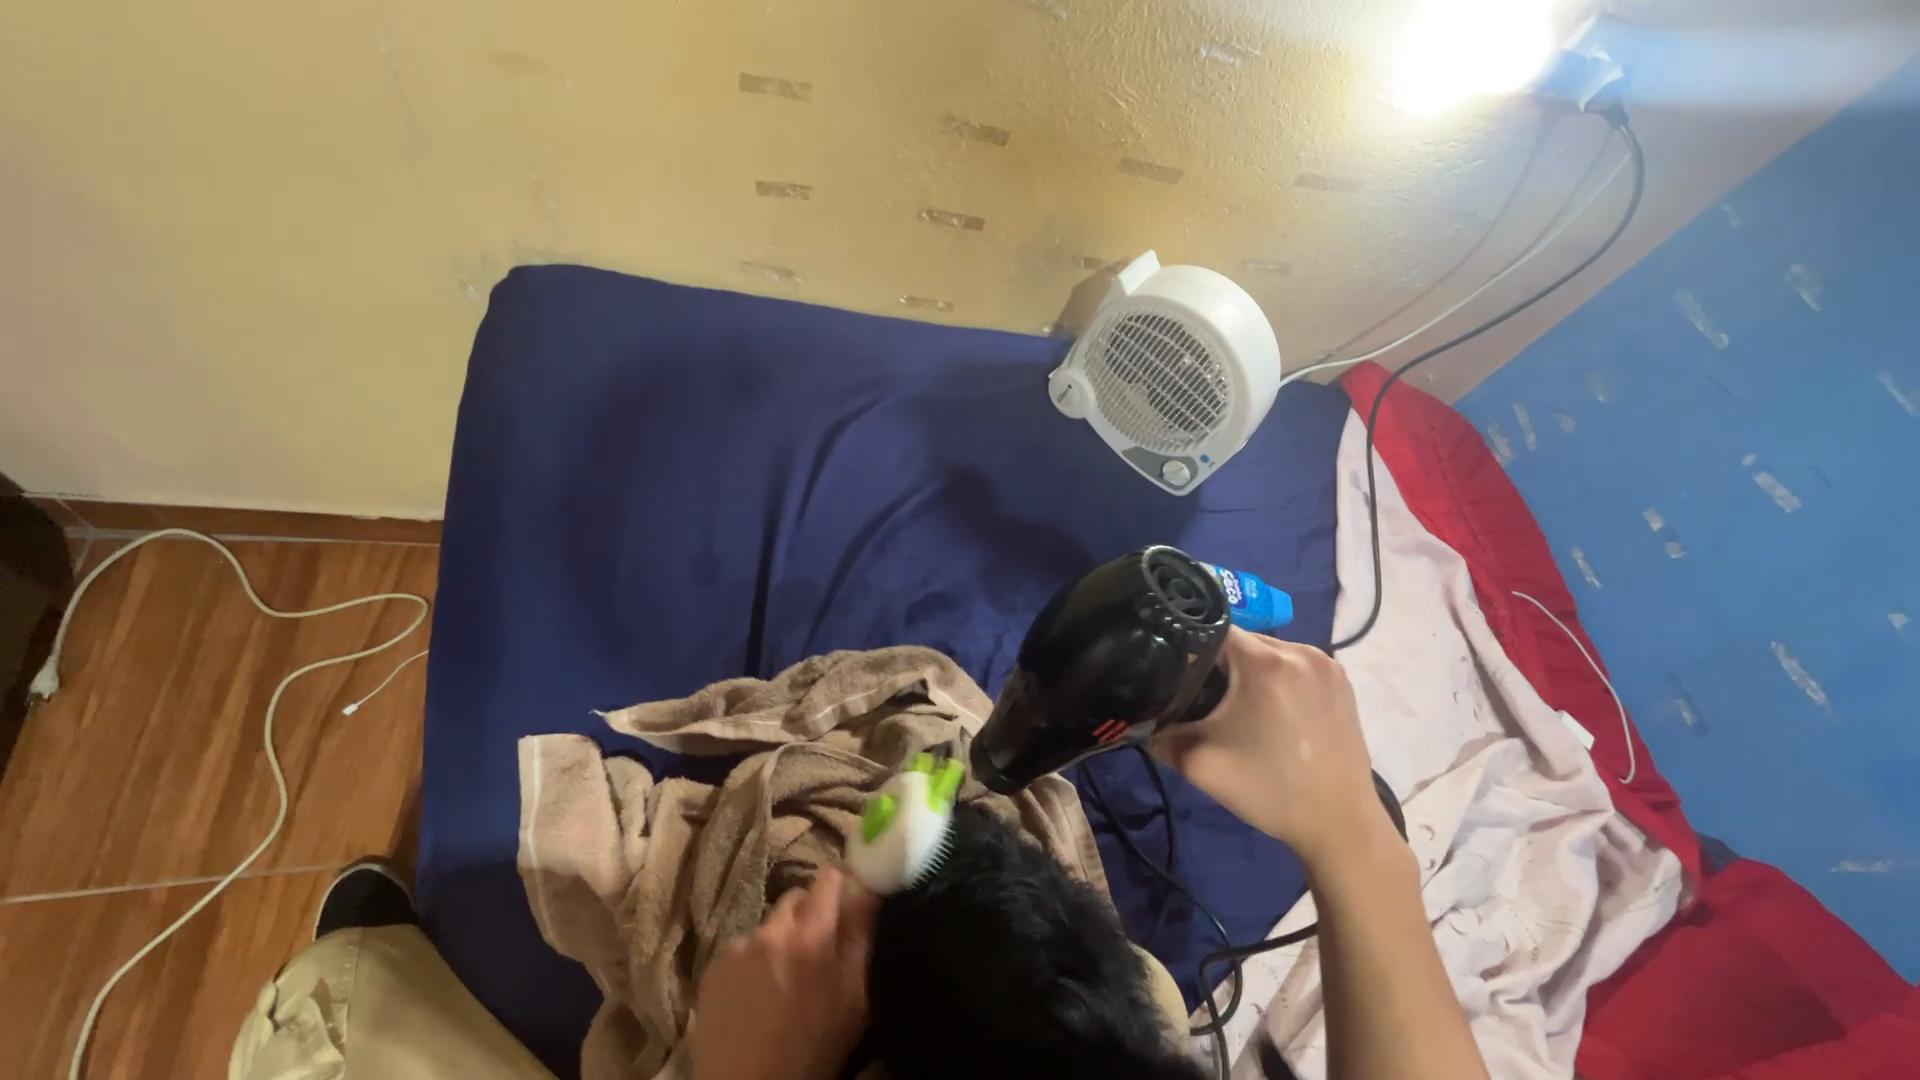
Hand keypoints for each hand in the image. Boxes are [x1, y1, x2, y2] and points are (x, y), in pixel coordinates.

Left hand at [687, 866, 878, 1079]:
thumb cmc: (813, 1050)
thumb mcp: (854, 999)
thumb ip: (860, 937)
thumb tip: (867, 890)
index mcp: (813, 936)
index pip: (829, 879)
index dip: (839, 885)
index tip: (844, 900)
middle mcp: (774, 931)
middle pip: (797, 897)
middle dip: (809, 913)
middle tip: (814, 947)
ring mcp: (741, 946)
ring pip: (769, 924)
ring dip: (779, 939)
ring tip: (781, 978)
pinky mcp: (715, 965)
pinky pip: (741, 948)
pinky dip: (751, 962)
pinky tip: (754, 994)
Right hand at [1151, 629, 1387, 866]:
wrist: (1340, 826)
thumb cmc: (1270, 790)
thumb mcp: (1198, 764)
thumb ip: (1159, 733)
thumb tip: (1140, 717)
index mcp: (1266, 662)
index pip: (1211, 629)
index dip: (1187, 647)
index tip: (1174, 673)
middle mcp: (1301, 651)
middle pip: (1242, 640)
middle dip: (1218, 663)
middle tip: (1202, 700)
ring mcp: (1327, 666)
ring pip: (1269, 652)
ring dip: (1248, 671)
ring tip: (1236, 708)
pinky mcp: (1342, 683)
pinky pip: (1294, 666)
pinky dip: (1276, 680)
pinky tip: (1269, 712)